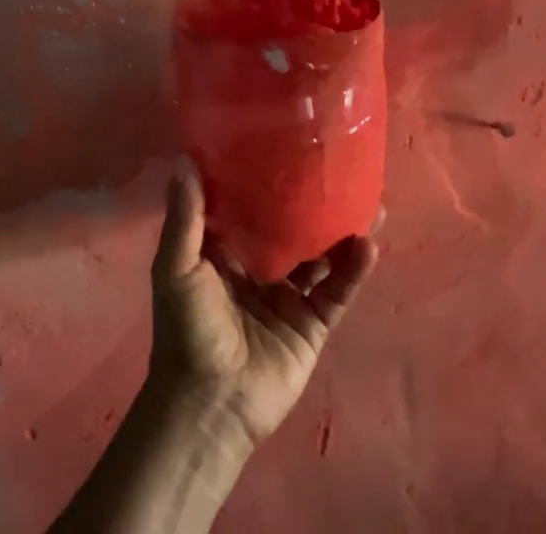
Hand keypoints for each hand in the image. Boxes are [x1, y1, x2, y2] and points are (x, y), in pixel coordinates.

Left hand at [144, 170, 377, 448]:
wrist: (211, 402)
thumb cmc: (187, 328)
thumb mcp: (176, 266)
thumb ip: (185, 217)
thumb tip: (184, 159)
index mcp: (220, 253)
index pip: (243, 207)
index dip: (259, 179)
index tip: (279, 142)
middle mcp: (255, 269)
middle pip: (287, 228)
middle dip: (308, 202)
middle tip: (335, 167)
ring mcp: (287, 297)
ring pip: (319, 256)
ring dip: (340, 231)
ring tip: (367, 199)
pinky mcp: (312, 324)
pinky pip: (336, 291)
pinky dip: (353, 269)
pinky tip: (368, 242)